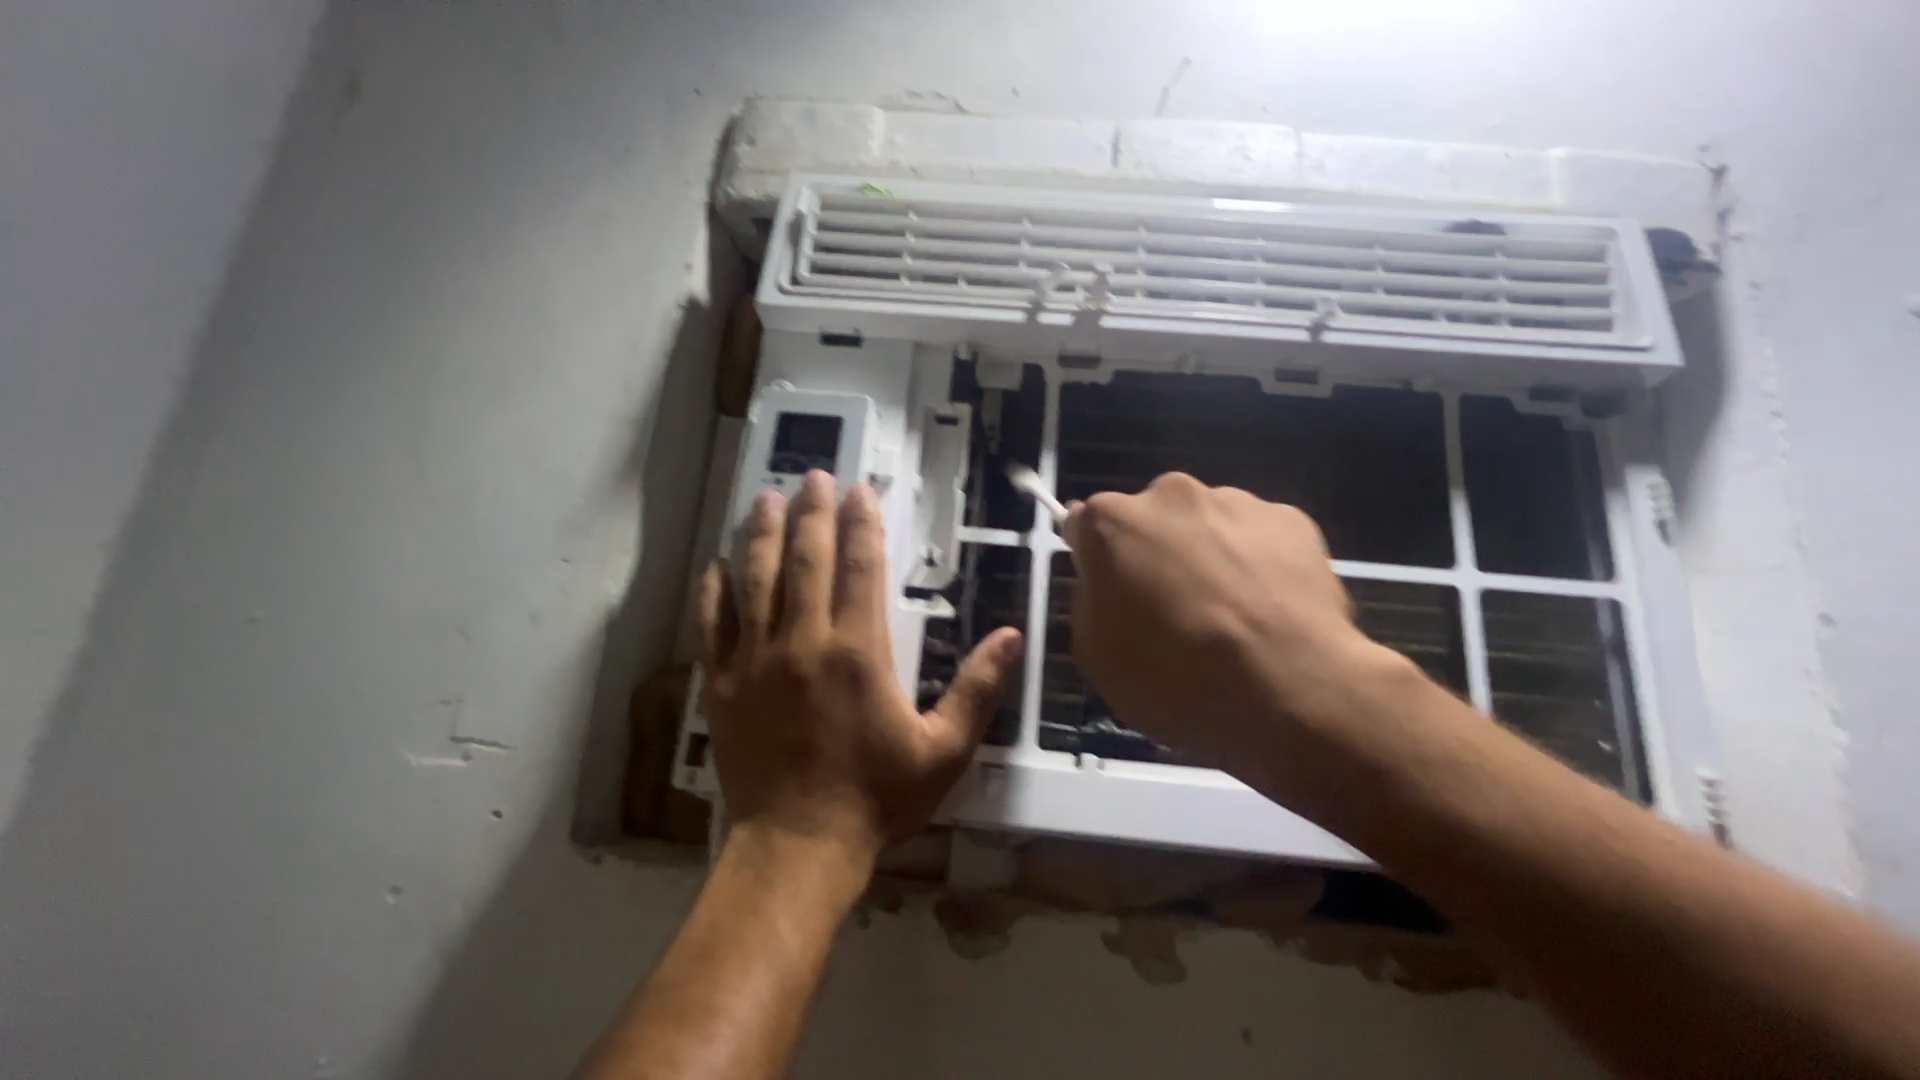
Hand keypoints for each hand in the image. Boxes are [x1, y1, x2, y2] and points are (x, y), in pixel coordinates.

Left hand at [696, 471, 1024, 865]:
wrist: (798, 846)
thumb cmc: (877, 798)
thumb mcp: (944, 751)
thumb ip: (978, 690)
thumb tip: (1013, 637)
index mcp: (859, 652)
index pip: (859, 568)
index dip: (861, 525)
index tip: (860, 492)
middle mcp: (804, 642)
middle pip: (806, 561)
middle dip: (813, 513)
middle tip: (814, 477)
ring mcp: (756, 660)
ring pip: (756, 579)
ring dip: (764, 534)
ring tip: (768, 497)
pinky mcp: (723, 683)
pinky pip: (713, 624)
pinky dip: (714, 589)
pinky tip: (718, 565)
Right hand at [1063, 473, 1412, 788]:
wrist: (1289, 690)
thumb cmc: (1174, 678)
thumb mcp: (1096, 656)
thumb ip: (1091, 600)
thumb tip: (1104, 578)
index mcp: (1112, 522)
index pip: (1086, 524)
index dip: (1097, 560)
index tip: (1113, 594)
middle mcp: (1171, 495)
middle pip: (1152, 519)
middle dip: (1156, 554)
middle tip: (1174, 611)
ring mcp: (1236, 502)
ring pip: (1209, 525)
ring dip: (1210, 557)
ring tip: (1233, 618)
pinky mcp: (1292, 519)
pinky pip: (1260, 538)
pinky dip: (1260, 565)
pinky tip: (1271, 612)